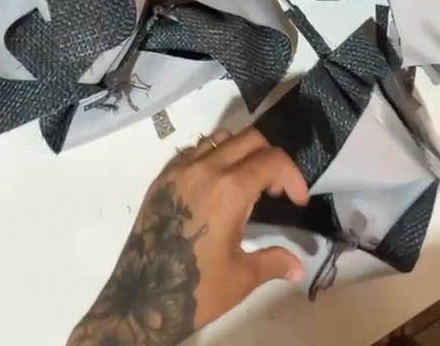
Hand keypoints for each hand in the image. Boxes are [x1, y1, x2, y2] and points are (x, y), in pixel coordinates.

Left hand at [68, 128, 310, 345]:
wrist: (140, 302)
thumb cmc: (195, 290)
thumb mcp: (241, 279)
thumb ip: (273, 262)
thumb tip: (299, 268)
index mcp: (230, 190)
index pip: (272, 161)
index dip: (293, 176)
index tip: (298, 200)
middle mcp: (206, 168)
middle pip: (250, 139)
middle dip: (271, 158)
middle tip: (275, 189)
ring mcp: (180, 169)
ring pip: (221, 138)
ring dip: (241, 152)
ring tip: (246, 183)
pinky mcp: (163, 178)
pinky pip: (194, 150)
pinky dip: (213, 156)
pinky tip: (215, 186)